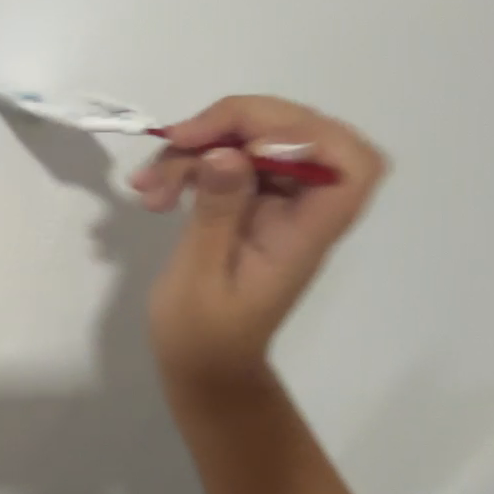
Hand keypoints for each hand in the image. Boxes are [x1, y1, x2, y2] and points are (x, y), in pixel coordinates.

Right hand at [131, 96, 385, 399]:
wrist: (202, 366)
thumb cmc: (200, 336)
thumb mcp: (198, 277)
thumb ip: (215, 213)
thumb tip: (224, 153)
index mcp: (306, 233)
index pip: (347, 162)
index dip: (303, 134)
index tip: (240, 146)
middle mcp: (302, 210)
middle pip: (295, 134)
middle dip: (231, 127)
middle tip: (172, 144)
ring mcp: (277, 205)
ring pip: (252, 144)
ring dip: (195, 151)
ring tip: (146, 186)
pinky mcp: (251, 206)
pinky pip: (229, 165)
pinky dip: (190, 168)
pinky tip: (152, 191)